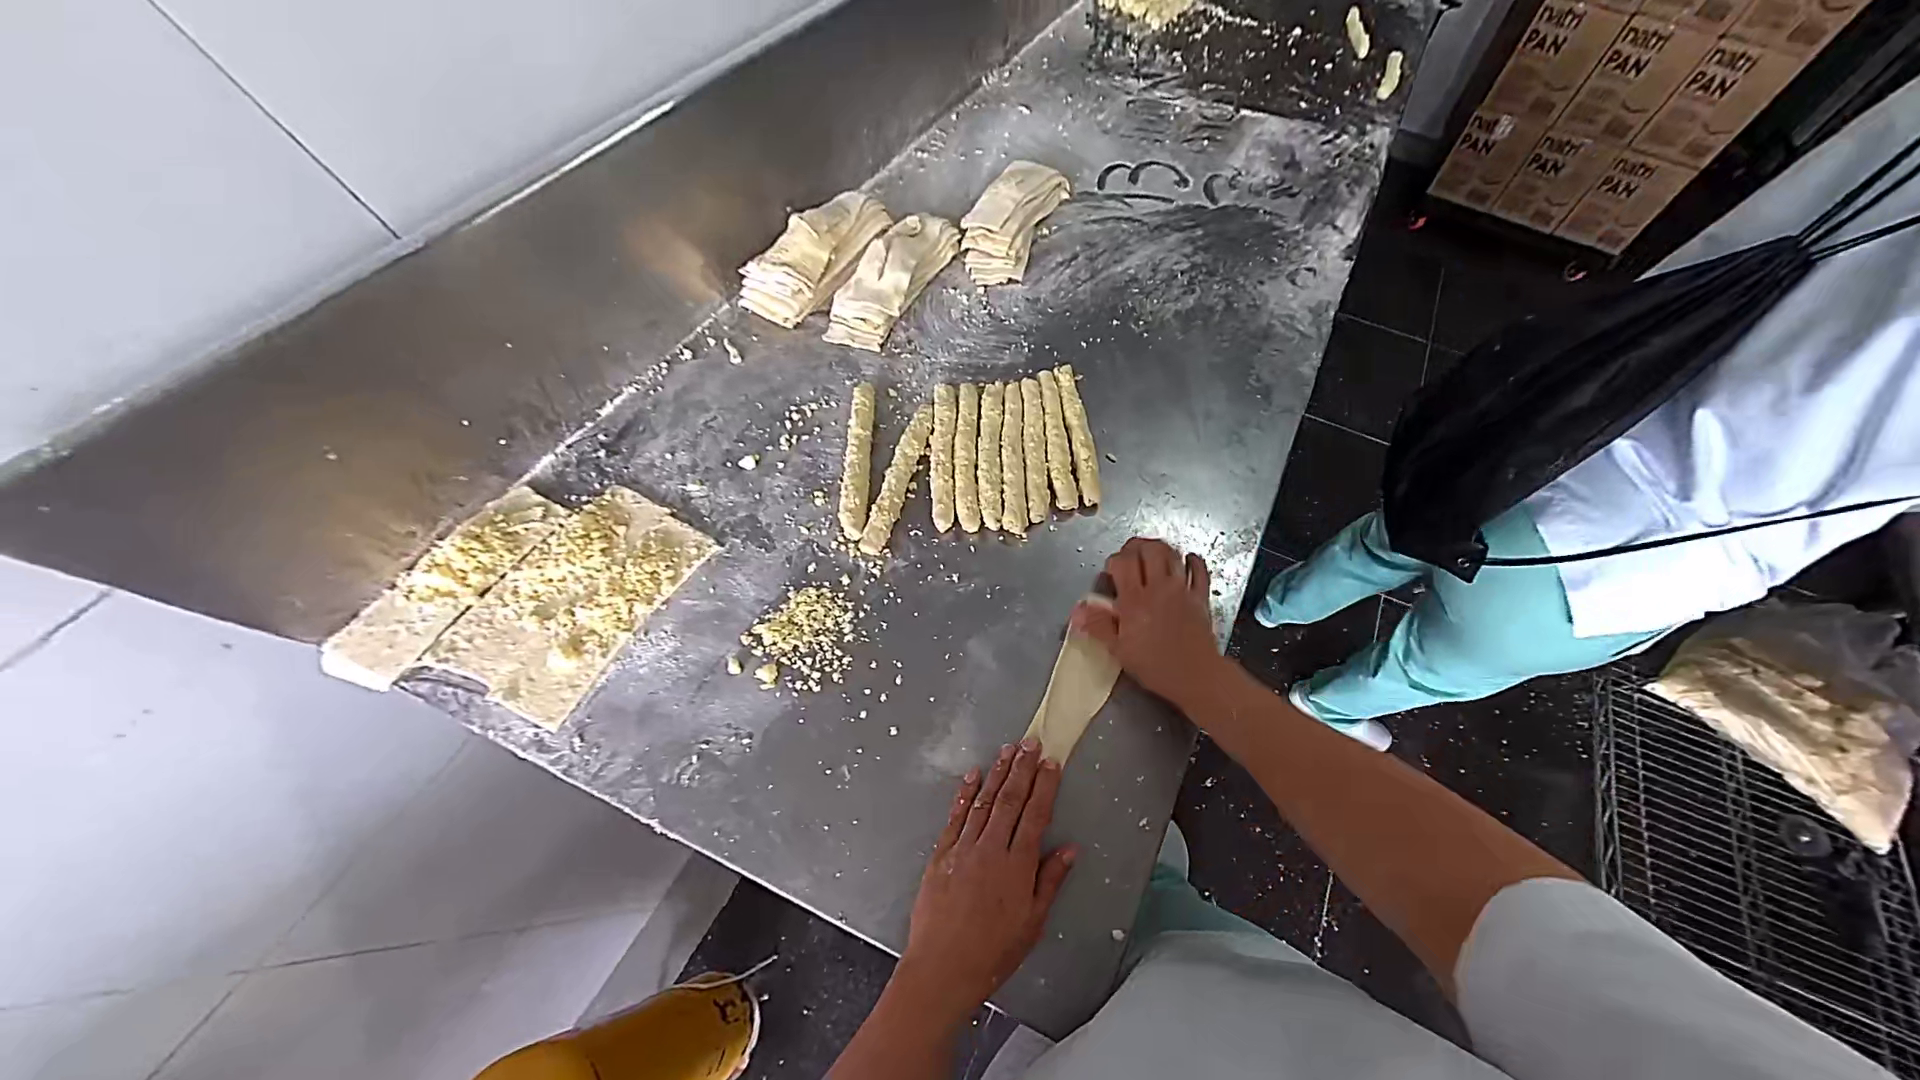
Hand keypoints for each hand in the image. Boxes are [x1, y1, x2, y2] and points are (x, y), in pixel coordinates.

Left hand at [896, 739, 1076, 1020]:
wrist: (942, 966)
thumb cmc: (993, 951)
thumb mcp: (1032, 922)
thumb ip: (1050, 880)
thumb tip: (1070, 850)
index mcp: (1017, 865)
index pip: (1035, 814)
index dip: (1044, 786)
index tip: (1051, 763)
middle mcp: (991, 848)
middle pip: (1010, 799)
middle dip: (1022, 768)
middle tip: (1030, 742)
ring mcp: (964, 847)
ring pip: (984, 800)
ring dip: (997, 772)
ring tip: (1007, 749)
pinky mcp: (942, 853)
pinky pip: (956, 815)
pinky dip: (966, 793)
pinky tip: (973, 776)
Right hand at [1071, 537, 1224, 709]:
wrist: (1197, 676)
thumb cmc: (1155, 666)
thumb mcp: (1119, 650)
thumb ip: (1098, 626)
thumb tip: (1077, 611)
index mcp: (1134, 601)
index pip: (1122, 563)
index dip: (1114, 560)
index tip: (1111, 572)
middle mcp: (1158, 589)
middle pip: (1148, 551)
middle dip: (1136, 547)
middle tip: (1130, 555)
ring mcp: (1182, 590)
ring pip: (1172, 554)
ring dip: (1161, 549)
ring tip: (1152, 554)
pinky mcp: (1200, 597)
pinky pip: (1199, 570)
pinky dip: (1193, 561)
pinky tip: (1187, 560)